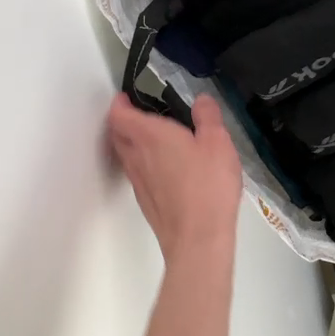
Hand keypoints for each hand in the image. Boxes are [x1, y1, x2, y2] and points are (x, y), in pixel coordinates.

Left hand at [108, 93, 242, 265]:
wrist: (198, 239)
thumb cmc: (208, 184)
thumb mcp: (217, 141)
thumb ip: (208, 116)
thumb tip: (200, 100)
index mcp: (151, 136)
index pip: (120, 115)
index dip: (119, 104)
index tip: (125, 96)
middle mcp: (138, 158)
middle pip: (117, 135)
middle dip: (122, 121)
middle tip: (136, 112)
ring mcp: (139, 183)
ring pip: (126, 156)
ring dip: (131, 143)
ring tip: (152, 136)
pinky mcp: (147, 202)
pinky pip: (137, 174)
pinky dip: (143, 163)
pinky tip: (165, 167)